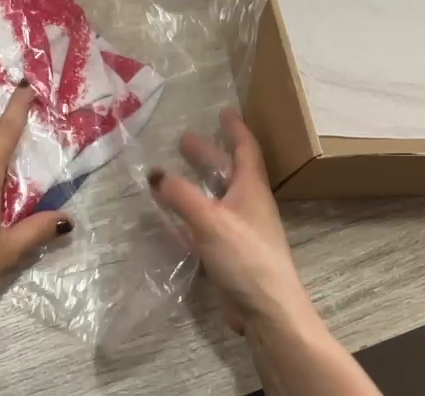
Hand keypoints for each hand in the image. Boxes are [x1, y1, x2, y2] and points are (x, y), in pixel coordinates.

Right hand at [150, 108, 312, 335]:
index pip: (246, 149)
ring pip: (218, 198)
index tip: (224, 110)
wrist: (269, 314)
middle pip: (229, 171)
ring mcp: (242, 231)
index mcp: (252, 189)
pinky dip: (192, 213)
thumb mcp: (209, 220)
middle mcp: (249, 205)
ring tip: (173, 174)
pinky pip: (209, 223)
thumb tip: (154, 172)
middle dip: (209, 154)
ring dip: (199, 183)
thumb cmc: (246, 258)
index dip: (235, 129)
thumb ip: (180, 195)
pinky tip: (173, 217)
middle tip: (184, 140)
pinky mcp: (232, 255)